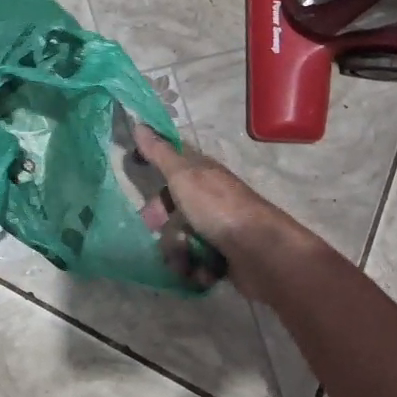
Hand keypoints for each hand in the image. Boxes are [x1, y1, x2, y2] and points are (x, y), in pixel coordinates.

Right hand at [132, 125, 309, 298]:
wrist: (262, 254)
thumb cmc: (218, 208)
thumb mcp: (183, 176)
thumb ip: (160, 153)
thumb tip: (139, 123)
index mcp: (202, 173)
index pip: (171, 161)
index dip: (153, 163)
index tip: (135, 167)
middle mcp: (209, 198)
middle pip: (173, 205)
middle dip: (162, 221)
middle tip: (153, 226)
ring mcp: (218, 228)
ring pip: (182, 236)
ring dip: (178, 252)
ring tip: (184, 261)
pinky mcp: (224, 257)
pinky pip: (198, 261)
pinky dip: (196, 269)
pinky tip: (201, 273)